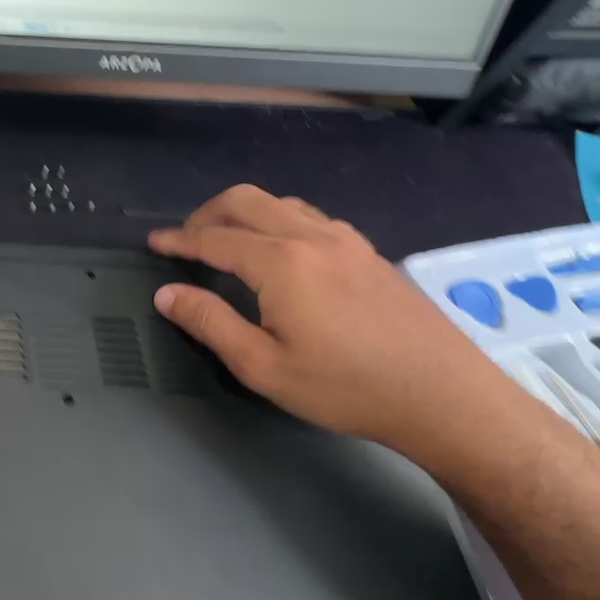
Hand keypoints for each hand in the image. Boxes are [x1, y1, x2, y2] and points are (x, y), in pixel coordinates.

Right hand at [147, 186, 528, 461]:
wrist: (446, 398)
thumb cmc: (346, 387)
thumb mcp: (262, 366)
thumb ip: (209, 323)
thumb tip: (167, 293)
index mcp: (281, 262)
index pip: (214, 238)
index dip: (178, 240)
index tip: (153, 244)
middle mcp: (313, 238)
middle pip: (247, 201)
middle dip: (207, 213)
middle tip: (184, 238)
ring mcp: (348, 242)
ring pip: (283, 204)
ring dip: (245, 213)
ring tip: (226, 241)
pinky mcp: (371, 255)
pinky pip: (313, 218)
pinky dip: (281, 221)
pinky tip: (281, 251)